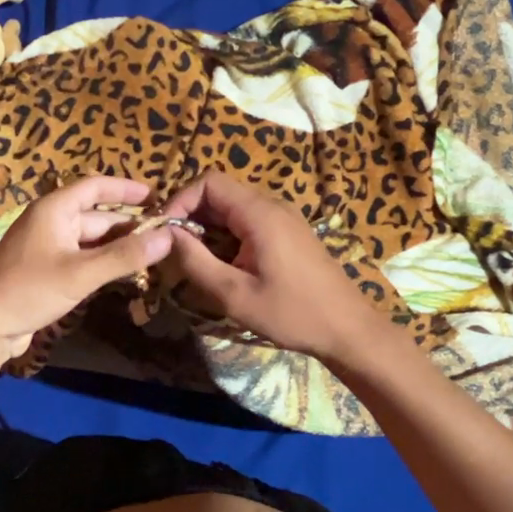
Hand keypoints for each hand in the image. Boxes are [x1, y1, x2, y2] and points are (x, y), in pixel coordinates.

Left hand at [0, 175, 175, 360]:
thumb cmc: (29, 290)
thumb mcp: (81, 273)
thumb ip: (124, 256)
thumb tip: (168, 237)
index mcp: (53, 210)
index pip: (95, 187)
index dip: (126, 190)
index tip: (157, 197)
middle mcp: (48, 222)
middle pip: (95, 216)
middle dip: (128, 224)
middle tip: (165, 235)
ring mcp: (45, 247)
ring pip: (89, 240)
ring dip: (116, 246)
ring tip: (152, 254)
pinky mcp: (43, 271)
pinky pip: (79, 259)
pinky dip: (101, 262)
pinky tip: (123, 273)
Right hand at [162, 170, 379, 360]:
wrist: (347, 330)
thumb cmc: (291, 314)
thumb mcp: (234, 294)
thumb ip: (196, 261)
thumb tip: (167, 235)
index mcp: (259, 214)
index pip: (209, 182)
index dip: (180, 200)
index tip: (165, 231)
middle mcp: (272, 206)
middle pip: (220, 192)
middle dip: (190, 214)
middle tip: (173, 247)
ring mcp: (284, 218)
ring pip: (232, 207)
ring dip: (207, 226)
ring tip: (192, 258)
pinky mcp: (288, 233)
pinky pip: (247, 220)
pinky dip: (226, 234)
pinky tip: (221, 263)